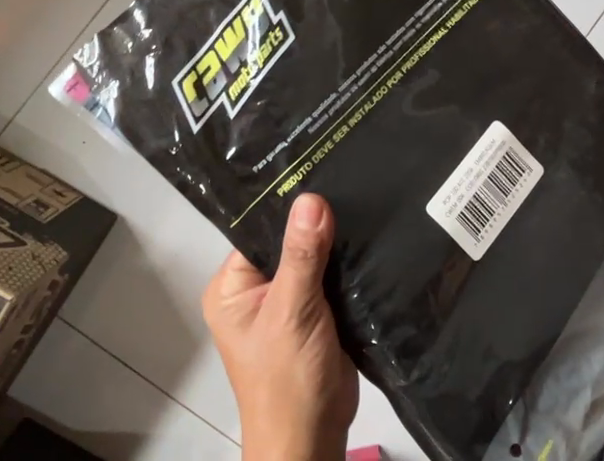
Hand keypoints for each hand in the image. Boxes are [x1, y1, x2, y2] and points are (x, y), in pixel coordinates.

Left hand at [204, 194, 358, 460]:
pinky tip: (371, 236)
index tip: (321, 170)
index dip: (288, 204)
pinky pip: (332, 276)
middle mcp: (255, 290)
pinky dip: (348, 263)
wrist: (312, 438)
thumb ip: (302, 255)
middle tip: (351, 179)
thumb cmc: (288, 379)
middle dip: (318, 221)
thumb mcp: (292, 312)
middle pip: (288, 241)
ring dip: (336, 242)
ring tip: (366, 200)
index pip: (258, 229)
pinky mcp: (317, 314)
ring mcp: (287, 302)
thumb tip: (310, 197)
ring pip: (314, 257)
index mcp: (232, 287)